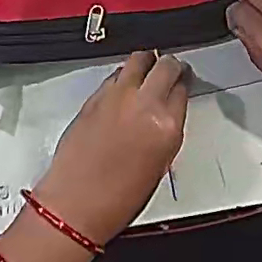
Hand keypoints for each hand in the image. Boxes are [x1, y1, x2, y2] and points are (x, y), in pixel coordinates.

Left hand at [32, 51, 188, 245]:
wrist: (77, 201)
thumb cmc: (117, 196)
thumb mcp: (160, 164)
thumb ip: (166, 130)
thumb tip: (167, 111)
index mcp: (166, 127)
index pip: (183, 88)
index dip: (184, 81)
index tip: (183, 79)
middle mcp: (143, 105)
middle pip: (165, 66)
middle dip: (170, 64)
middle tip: (170, 67)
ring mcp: (116, 97)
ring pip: (138, 60)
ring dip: (146, 61)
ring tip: (148, 65)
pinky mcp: (95, 97)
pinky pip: (115, 74)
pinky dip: (123, 74)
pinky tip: (125, 82)